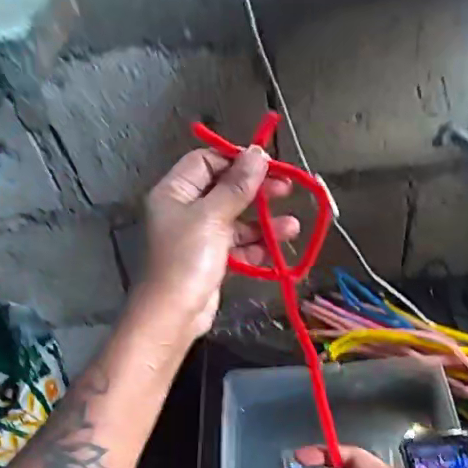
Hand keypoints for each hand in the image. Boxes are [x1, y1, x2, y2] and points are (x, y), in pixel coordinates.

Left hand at [138, 146, 300, 339]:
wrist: (174, 314)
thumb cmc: (187, 259)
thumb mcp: (213, 216)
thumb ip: (237, 185)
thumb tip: (257, 153)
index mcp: (175, 192)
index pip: (206, 161)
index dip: (236, 160)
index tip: (267, 164)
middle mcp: (184, 210)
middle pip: (224, 190)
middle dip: (256, 190)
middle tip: (287, 189)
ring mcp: (198, 237)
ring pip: (235, 221)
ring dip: (264, 222)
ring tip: (292, 227)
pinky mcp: (210, 261)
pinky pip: (237, 246)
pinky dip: (256, 246)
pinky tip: (278, 249)